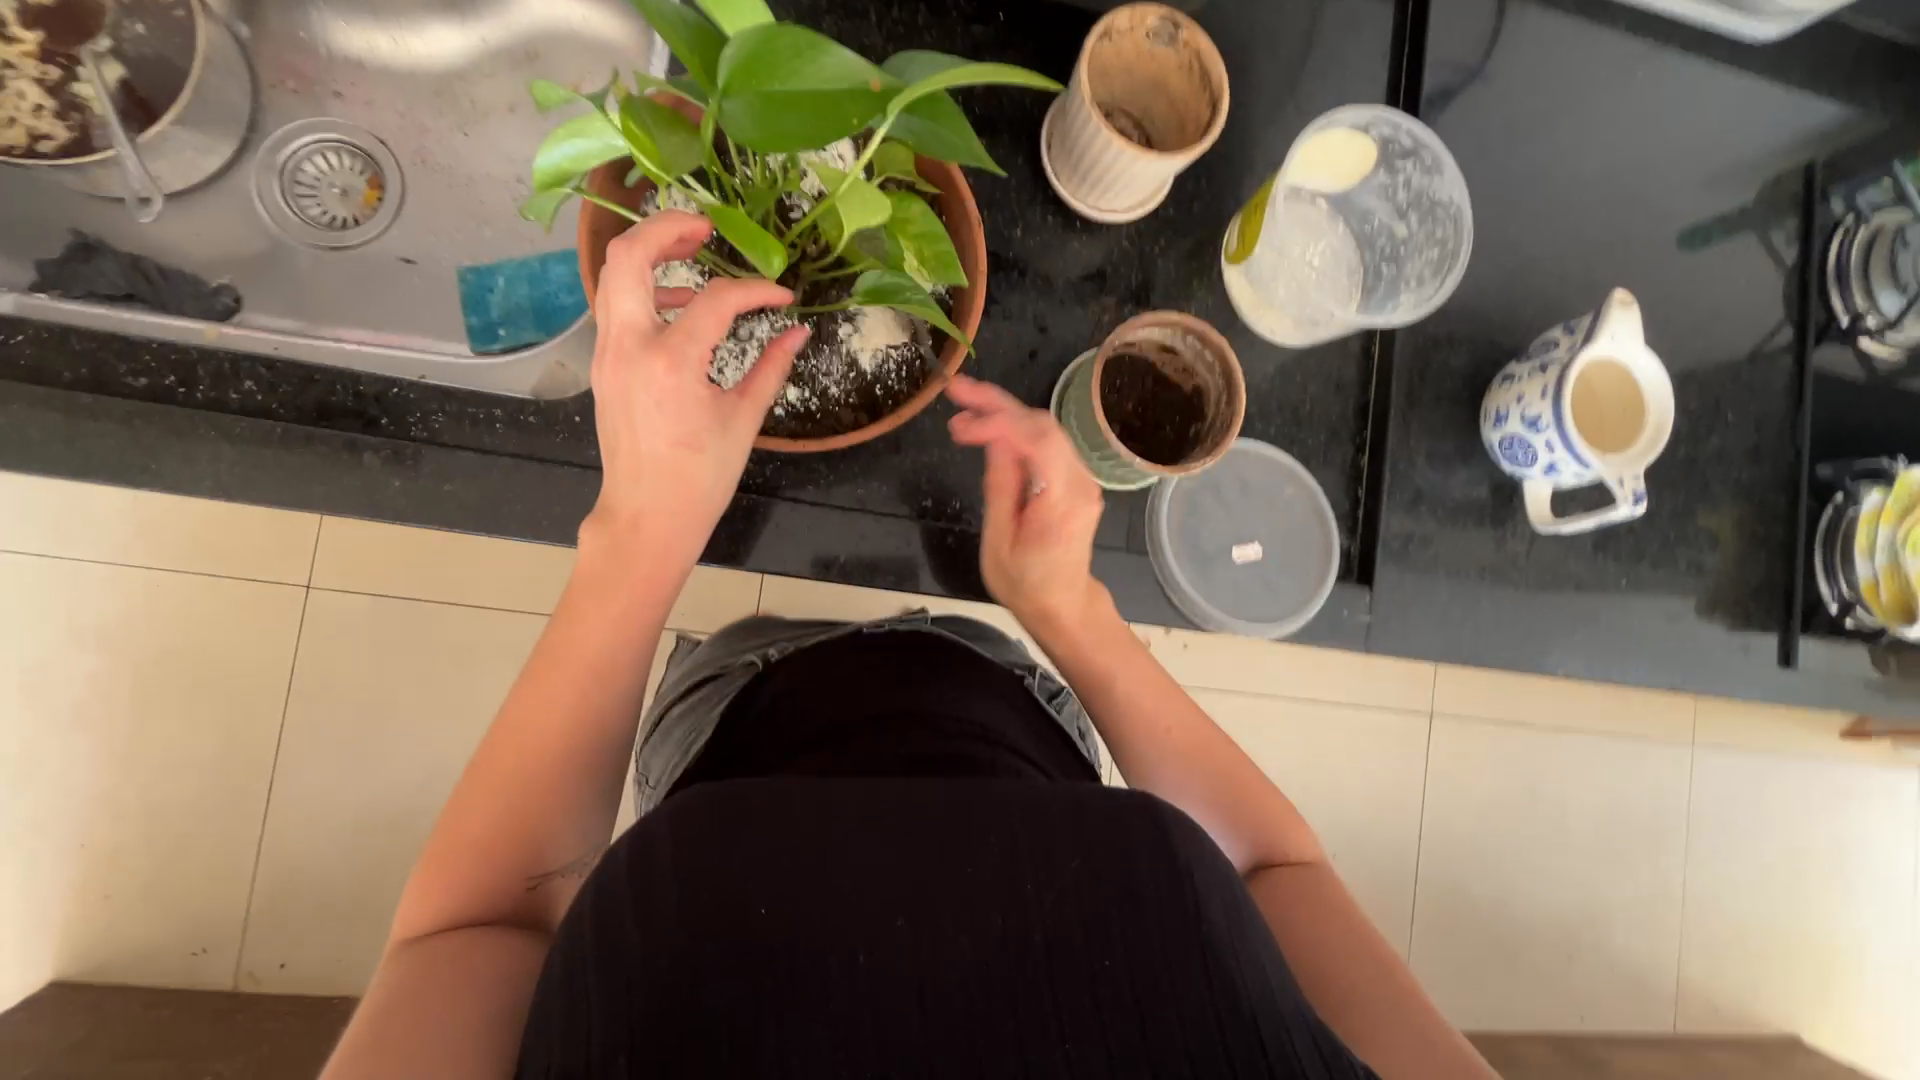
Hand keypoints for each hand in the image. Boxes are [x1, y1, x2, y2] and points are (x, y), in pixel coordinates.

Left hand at [583, 210, 807, 562]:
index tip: (782, 296)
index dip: (755, 290)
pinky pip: (615, 307)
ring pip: (613, 276)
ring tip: (692, 260)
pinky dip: (642, 292)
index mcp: (672, 362)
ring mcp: (608, 354)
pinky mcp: (604, 365)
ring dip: (650, 256)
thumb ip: (771, 368)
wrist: (648, 514)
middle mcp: (629, 346)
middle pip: (630, 255)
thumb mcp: (744, 420)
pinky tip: (676, 308)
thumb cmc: (701, 476)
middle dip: (667, 228)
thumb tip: (798, 333)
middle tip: (706, 228)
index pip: (716, 299)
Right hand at [946, 374, 1109, 630]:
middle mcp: (1081, 483)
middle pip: (1044, 425)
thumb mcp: (999, 542)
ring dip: (1006, 412)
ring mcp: (1084, 479)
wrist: (1062, 605)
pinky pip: (1048, 443)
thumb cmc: (1025, 583)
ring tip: (964, 404)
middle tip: (956, 392)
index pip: (1038, 443)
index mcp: (1061, 502)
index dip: (999, 422)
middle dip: (998, 403)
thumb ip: (1000, 487)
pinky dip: (1017, 429)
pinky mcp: (1076, 479)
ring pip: (1047, 428)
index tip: (959, 423)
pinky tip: (989, 425)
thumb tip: (994, 439)